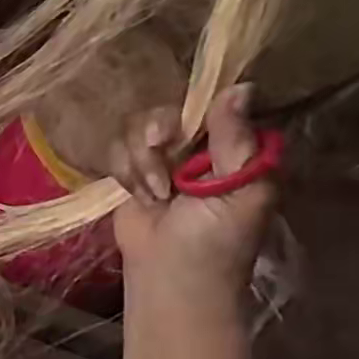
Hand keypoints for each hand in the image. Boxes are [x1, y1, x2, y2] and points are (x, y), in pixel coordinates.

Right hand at [113, 84, 277, 307]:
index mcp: (234, 152)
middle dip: (155, 137)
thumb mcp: (238, 190)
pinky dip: (124, 172)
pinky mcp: (131, 172)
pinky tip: (139, 195)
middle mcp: (196, 150)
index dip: (187, 112)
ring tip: (155, 194)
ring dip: (140, 162)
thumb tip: (243, 86)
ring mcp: (161, 162)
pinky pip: (116, 150)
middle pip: (163, 114)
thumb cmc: (216, 239)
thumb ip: (234, 140)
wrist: (169, 273)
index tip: (175, 130)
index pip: (208, 108)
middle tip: (156, 153)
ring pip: (134, 131)